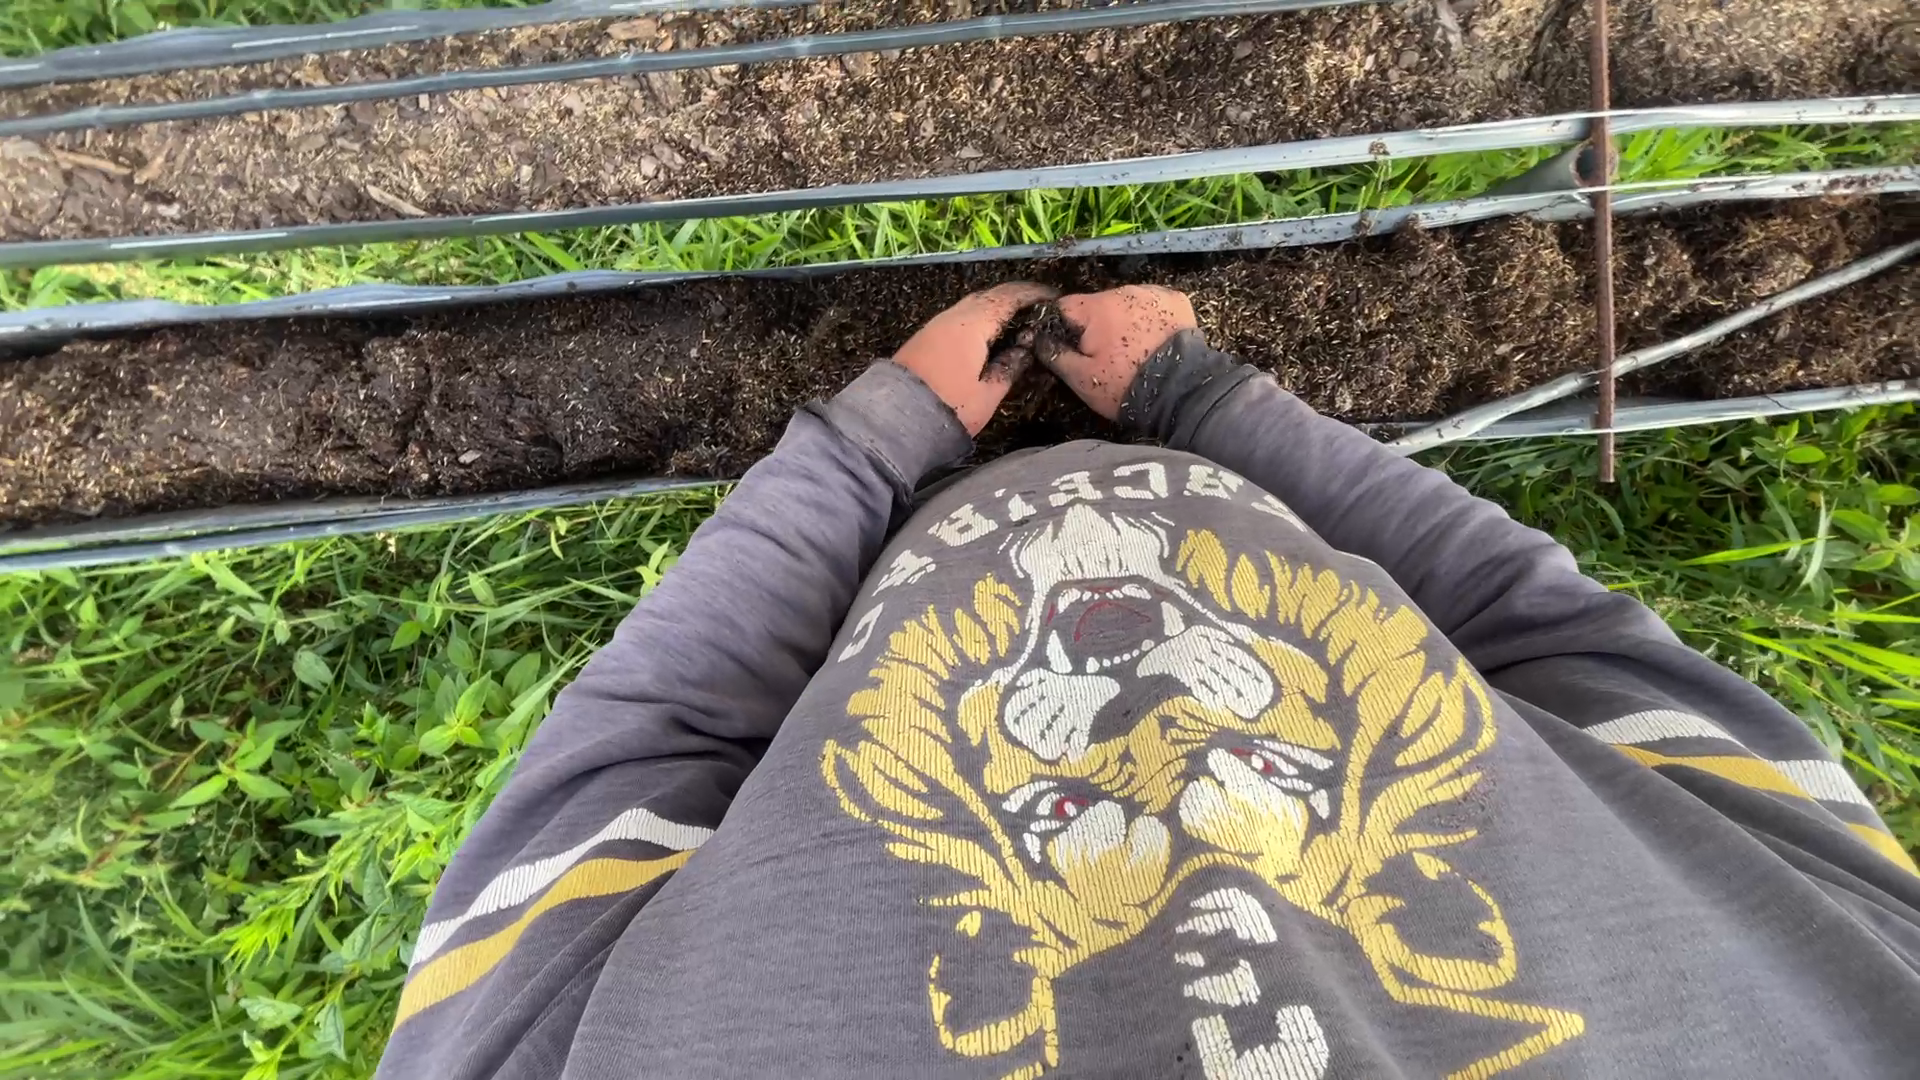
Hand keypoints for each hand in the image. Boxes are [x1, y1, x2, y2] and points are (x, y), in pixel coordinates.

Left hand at [892, 282, 1059, 434]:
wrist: (896, 421)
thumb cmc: (949, 408)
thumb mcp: (988, 394)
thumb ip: (1010, 367)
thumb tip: (1025, 348)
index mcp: (973, 324)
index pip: (1009, 298)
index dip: (1033, 295)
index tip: (1053, 298)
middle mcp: (953, 316)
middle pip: (989, 297)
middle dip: (1015, 299)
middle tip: (1037, 309)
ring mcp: (936, 326)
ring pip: (972, 307)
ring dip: (995, 309)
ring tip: (1017, 322)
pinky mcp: (925, 338)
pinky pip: (959, 319)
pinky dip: (979, 320)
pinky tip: (988, 335)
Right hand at [1045, 286, 1197, 419]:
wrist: (1180, 391)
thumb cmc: (1124, 386)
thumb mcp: (1080, 379)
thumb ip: (1054, 354)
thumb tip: (1036, 338)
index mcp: (1096, 308)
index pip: (1064, 307)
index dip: (1061, 328)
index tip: (1067, 348)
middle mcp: (1123, 291)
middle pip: (1096, 305)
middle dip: (1095, 327)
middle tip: (1104, 358)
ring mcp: (1152, 292)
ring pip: (1125, 304)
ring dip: (1122, 321)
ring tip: (1132, 351)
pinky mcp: (1176, 300)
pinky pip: (1152, 305)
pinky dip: (1149, 319)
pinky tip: (1153, 340)